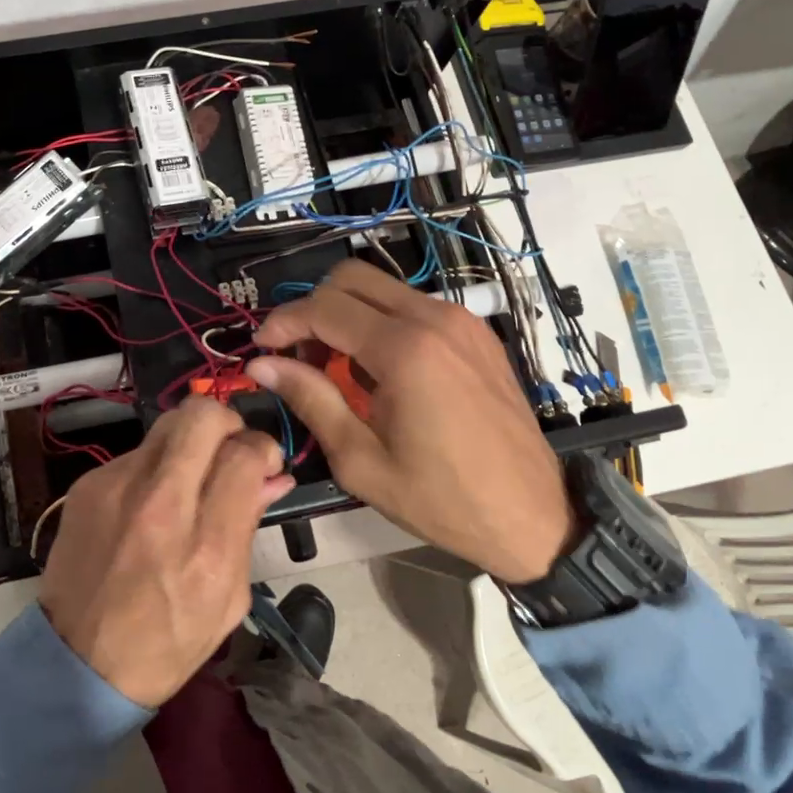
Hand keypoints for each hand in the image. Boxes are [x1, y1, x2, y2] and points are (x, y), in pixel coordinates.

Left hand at [38, 398, 296, 706]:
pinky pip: (134, 453)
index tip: (262, 464)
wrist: (75, 662)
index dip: (264, 449)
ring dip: (189, 441)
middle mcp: (160, 504)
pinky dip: (153, 467)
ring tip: (189, 477)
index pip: (245, 454)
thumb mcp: (228, 600)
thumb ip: (248, 529)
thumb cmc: (166, 643)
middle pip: (202, 415)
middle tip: (228, 450)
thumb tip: (273, 477)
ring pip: (166, 423)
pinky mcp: (86, 485)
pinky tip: (149, 503)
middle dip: (226, 422)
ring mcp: (116, 488)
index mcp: (206, 545)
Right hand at [245, 260, 575, 584]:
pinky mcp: (477, 333)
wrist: (533, 516)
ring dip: (347, 312)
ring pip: (383, 287)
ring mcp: (461, 321)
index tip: (260, 349)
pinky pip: (413, 306)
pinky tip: (378, 369)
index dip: (282, 322)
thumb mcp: (361, 461)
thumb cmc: (441, 499)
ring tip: (334, 365)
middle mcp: (434, 319)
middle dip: (313, 307)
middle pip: (351, 277)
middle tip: (298, 354)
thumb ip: (311, 400)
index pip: (323, 307)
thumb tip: (262, 365)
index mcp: (404, 350)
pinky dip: (382, 321)